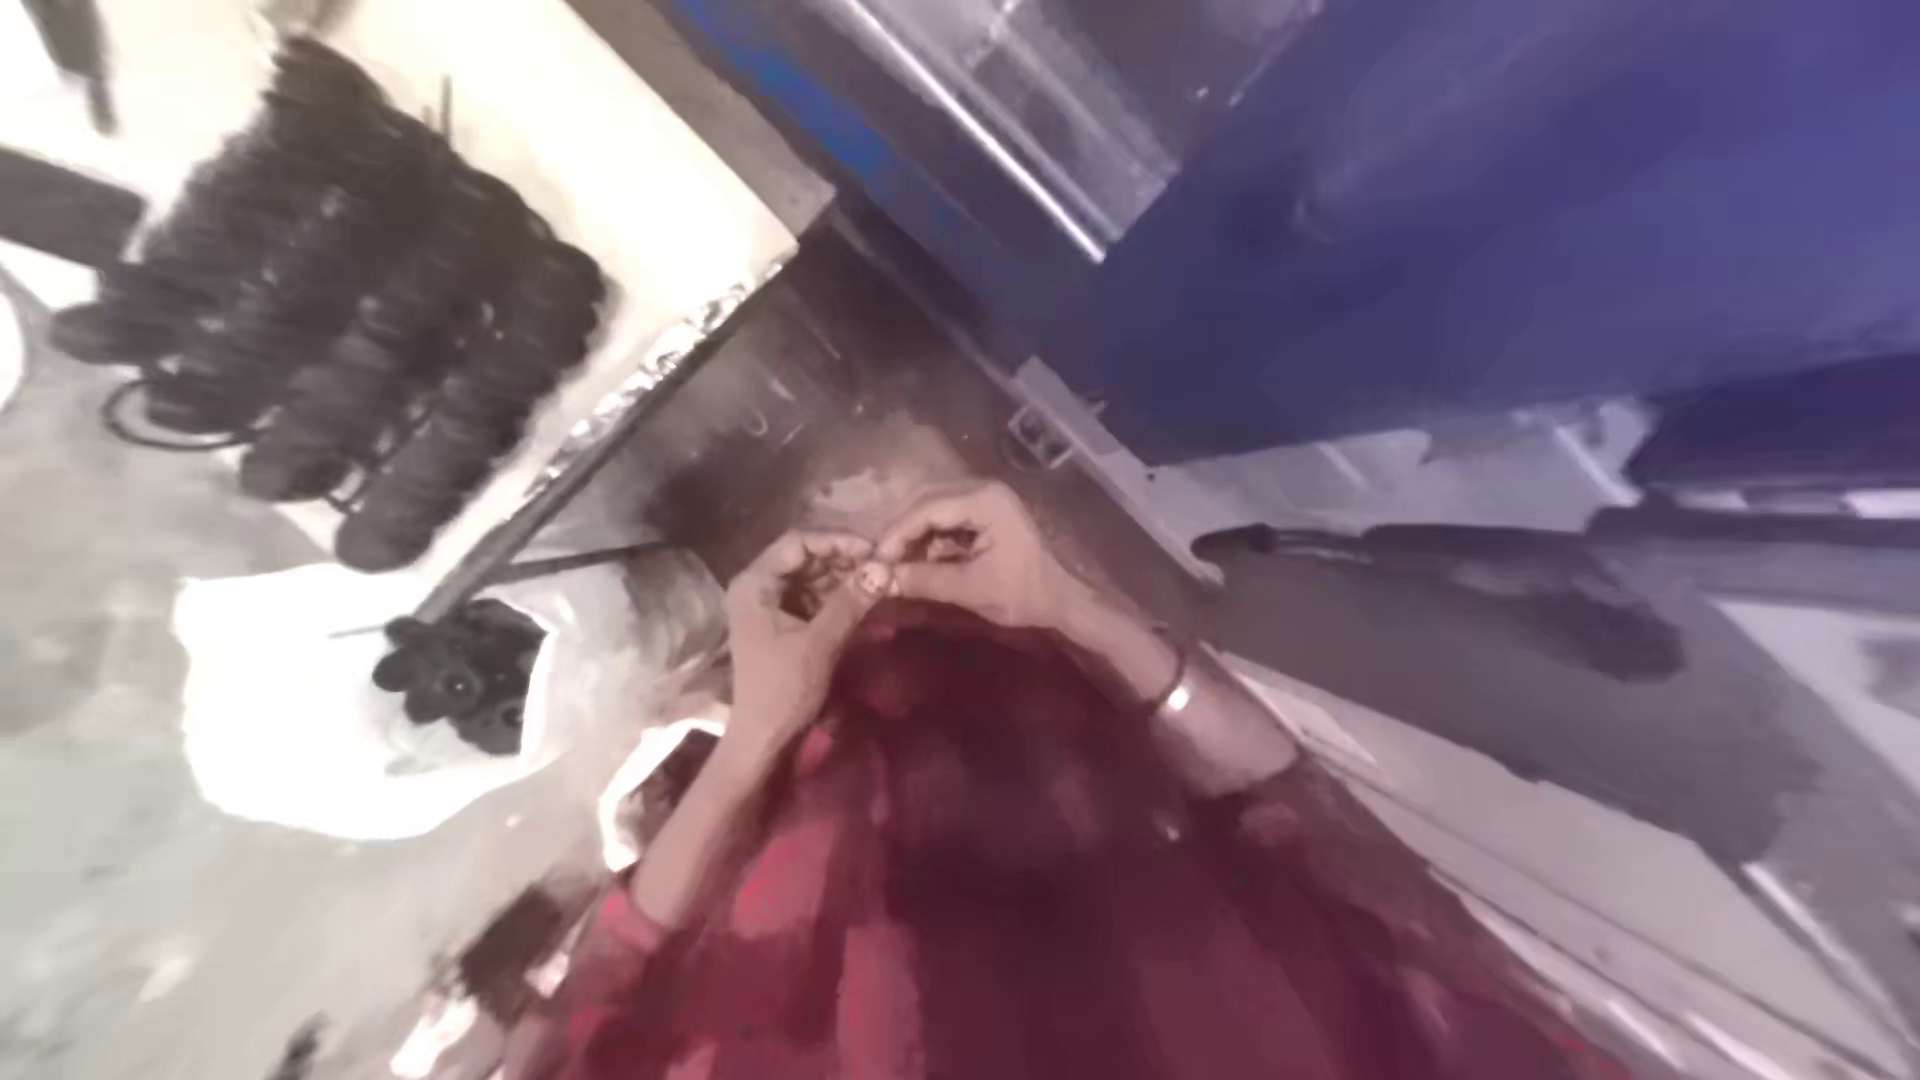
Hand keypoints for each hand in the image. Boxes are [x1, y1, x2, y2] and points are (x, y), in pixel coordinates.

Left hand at [725, 530, 879, 763]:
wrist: (763, 738)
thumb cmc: (782, 690)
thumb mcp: (819, 644)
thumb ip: (850, 602)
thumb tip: (884, 567)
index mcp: (754, 584)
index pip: (797, 543)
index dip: (837, 541)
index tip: (873, 550)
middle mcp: (758, 585)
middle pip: (805, 556)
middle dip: (844, 558)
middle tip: (881, 566)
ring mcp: (770, 603)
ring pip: (812, 575)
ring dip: (844, 576)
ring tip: (877, 580)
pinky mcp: (784, 619)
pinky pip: (814, 595)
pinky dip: (838, 594)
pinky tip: (863, 597)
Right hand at [877, 481, 1087, 632]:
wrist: (1061, 598)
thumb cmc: (1022, 593)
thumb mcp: (970, 589)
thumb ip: (924, 580)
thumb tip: (881, 579)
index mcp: (985, 501)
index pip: (926, 508)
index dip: (897, 534)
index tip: (878, 561)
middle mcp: (982, 488)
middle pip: (925, 499)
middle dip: (902, 530)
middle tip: (884, 561)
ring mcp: (984, 497)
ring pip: (932, 505)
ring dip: (913, 533)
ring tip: (899, 562)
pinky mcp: (983, 510)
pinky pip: (945, 515)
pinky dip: (928, 536)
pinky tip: (921, 558)